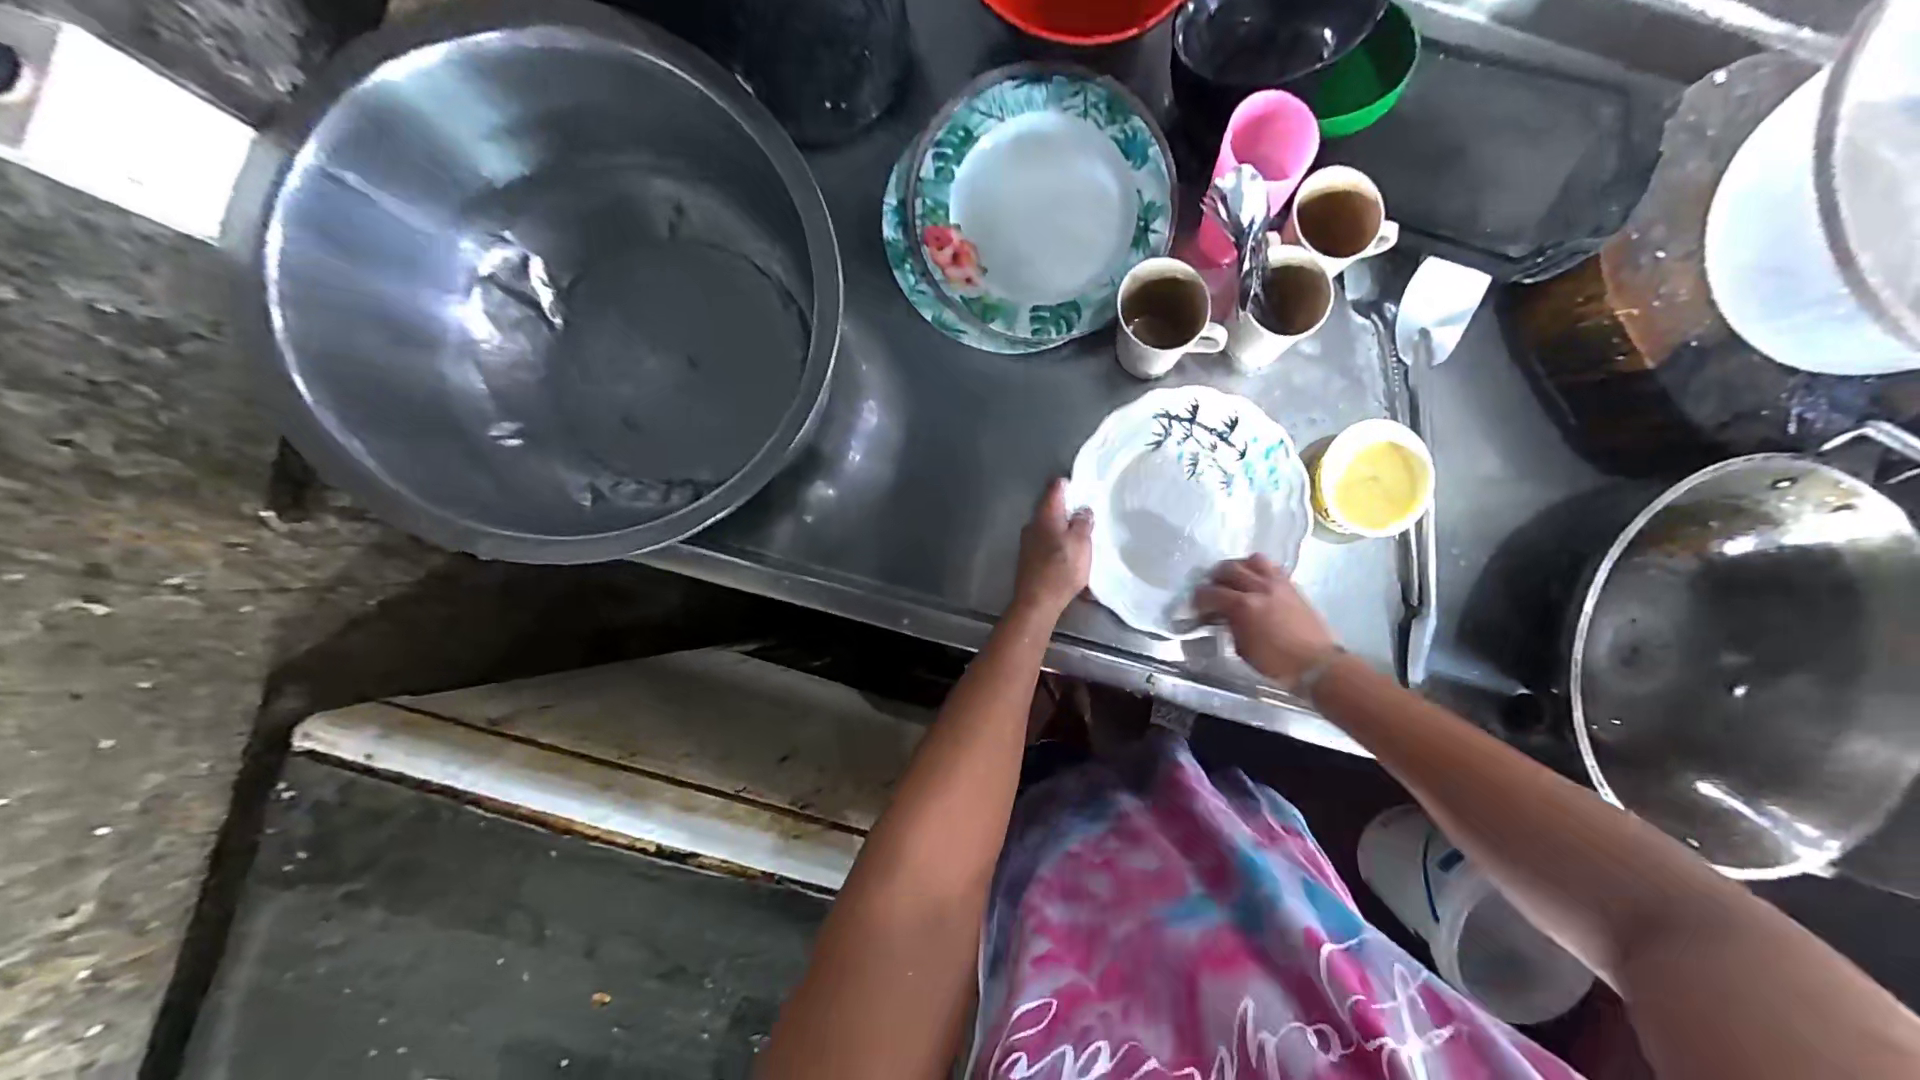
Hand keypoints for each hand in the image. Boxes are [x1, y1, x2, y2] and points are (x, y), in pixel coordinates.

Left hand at [1012, 479, 1092, 618]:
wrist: (1037, 601)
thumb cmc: (1062, 569)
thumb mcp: (1081, 542)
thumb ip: (1082, 522)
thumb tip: (1082, 510)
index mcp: (1045, 516)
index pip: (1054, 489)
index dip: (1068, 484)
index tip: (1080, 485)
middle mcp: (1032, 524)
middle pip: (1050, 508)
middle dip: (1066, 508)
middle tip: (1085, 511)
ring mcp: (1027, 542)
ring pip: (1047, 526)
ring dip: (1061, 527)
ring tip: (1079, 533)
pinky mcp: (1028, 558)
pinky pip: (1045, 541)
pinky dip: (1056, 542)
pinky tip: (1067, 551)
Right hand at [1195, 555, 1339, 683]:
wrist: (1316, 663)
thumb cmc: (1275, 662)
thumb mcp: (1242, 648)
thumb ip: (1230, 625)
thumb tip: (1223, 616)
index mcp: (1243, 606)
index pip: (1211, 592)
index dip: (1199, 598)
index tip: (1198, 606)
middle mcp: (1259, 588)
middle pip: (1228, 568)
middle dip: (1215, 578)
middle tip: (1213, 589)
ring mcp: (1278, 584)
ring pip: (1252, 560)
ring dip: (1239, 567)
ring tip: (1236, 579)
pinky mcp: (1292, 586)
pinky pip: (1272, 567)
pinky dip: (1260, 570)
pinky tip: (1257, 582)